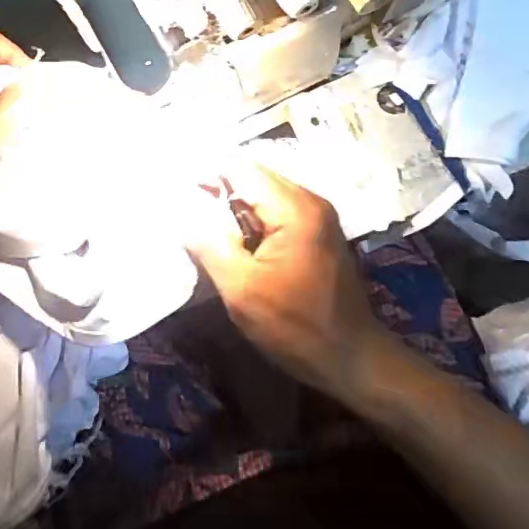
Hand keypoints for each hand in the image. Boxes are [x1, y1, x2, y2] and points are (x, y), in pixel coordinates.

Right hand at [184, 163, 397, 401]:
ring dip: (235, 205)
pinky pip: (278, 211)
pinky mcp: (319, 234)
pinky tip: (234, 239)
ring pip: (265, 194)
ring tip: (203, 223)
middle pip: (255, 176)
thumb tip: (183, 216)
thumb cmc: (295, 327)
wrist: (352, 359)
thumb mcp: (241, 290)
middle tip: (185, 208)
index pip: (241, 168)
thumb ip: (209, 246)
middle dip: (218, 188)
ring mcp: (319, 216)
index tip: (177, 189)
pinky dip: (252, 218)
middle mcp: (311, 201)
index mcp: (294, 209)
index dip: (206, 174)